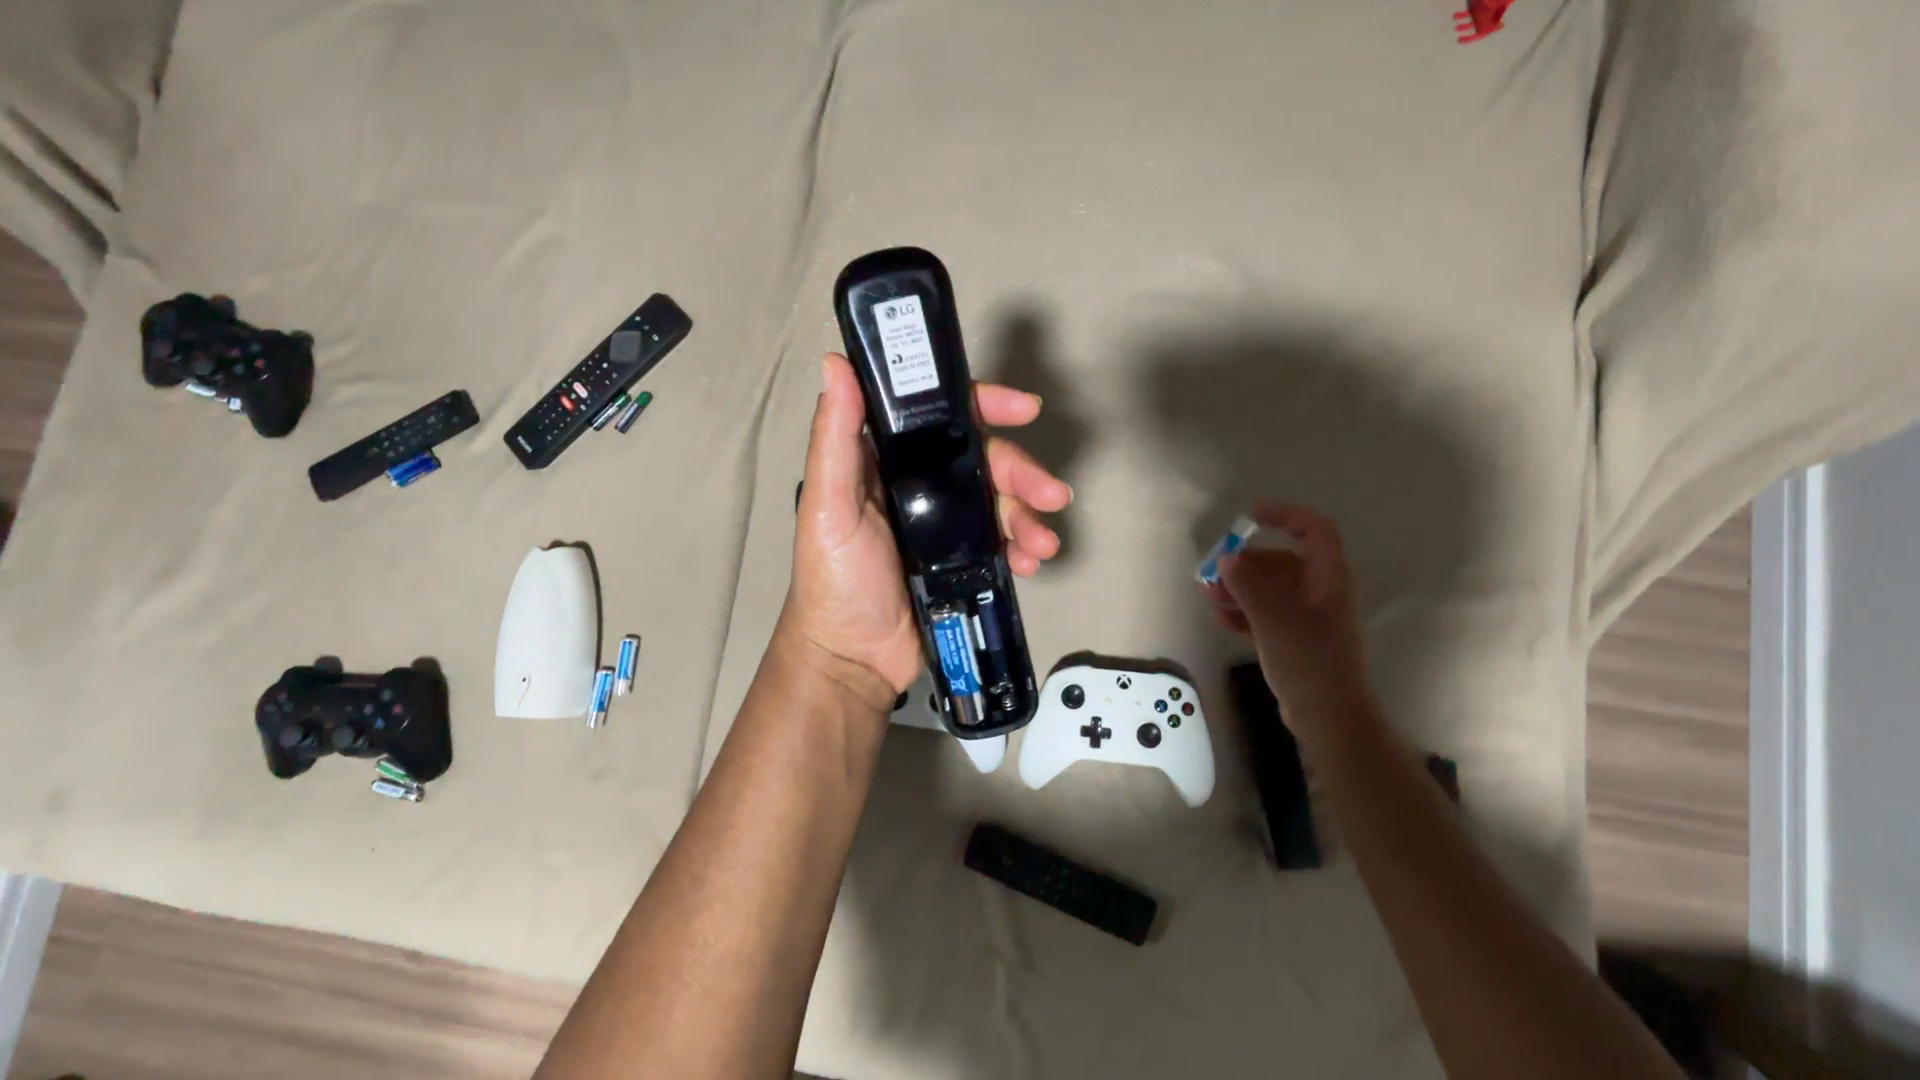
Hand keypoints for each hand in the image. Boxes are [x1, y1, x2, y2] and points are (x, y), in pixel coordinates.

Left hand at [779, 353, 1071, 710]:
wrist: (853, 659)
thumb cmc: (834, 580)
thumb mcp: (828, 507)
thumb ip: (834, 438)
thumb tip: (836, 362)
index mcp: (888, 462)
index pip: (939, 417)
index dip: (983, 405)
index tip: (1022, 407)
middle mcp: (920, 485)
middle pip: (982, 458)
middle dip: (1022, 470)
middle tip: (1052, 493)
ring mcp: (945, 525)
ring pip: (1000, 500)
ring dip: (1029, 515)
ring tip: (1043, 544)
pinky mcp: (964, 561)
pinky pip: (1003, 542)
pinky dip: (1023, 547)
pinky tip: (1031, 562)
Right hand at [1205, 504, 1374, 746]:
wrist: (1329, 716)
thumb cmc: (1309, 660)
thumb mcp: (1273, 617)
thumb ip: (1248, 584)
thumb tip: (1226, 559)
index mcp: (1328, 578)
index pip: (1314, 530)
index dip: (1285, 516)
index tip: (1251, 517)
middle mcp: (1321, 592)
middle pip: (1282, 562)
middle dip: (1247, 563)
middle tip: (1213, 574)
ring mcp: (1309, 618)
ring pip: (1271, 590)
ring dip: (1240, 589)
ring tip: (1211, 599)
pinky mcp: (1296, 641)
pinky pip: (1268, 614)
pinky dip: (1246, 613)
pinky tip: (1223, 621)